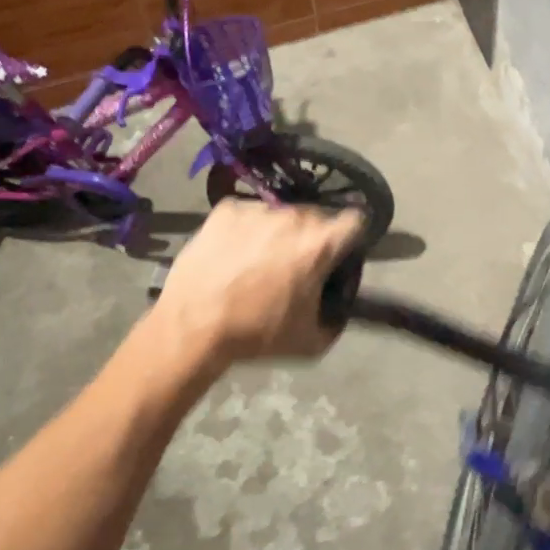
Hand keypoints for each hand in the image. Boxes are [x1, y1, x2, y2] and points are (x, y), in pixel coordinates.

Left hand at [152, 200, 365, 363]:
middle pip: (316, 217)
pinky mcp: (226, 209)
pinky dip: (246, 230)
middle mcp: (293, 216)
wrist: (193, 326)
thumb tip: (338, 308)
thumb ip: (337, 318)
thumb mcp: (311, 341)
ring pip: (280, 215)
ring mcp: (257, 209)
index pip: (355, 221)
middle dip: (312, 238)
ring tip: (258, 261)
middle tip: (296, 265)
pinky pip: (248, 214)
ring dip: (278, 233)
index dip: (351, 237)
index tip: (340, 253)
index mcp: (320, 244)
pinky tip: (234, 254)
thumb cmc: (257, 333)